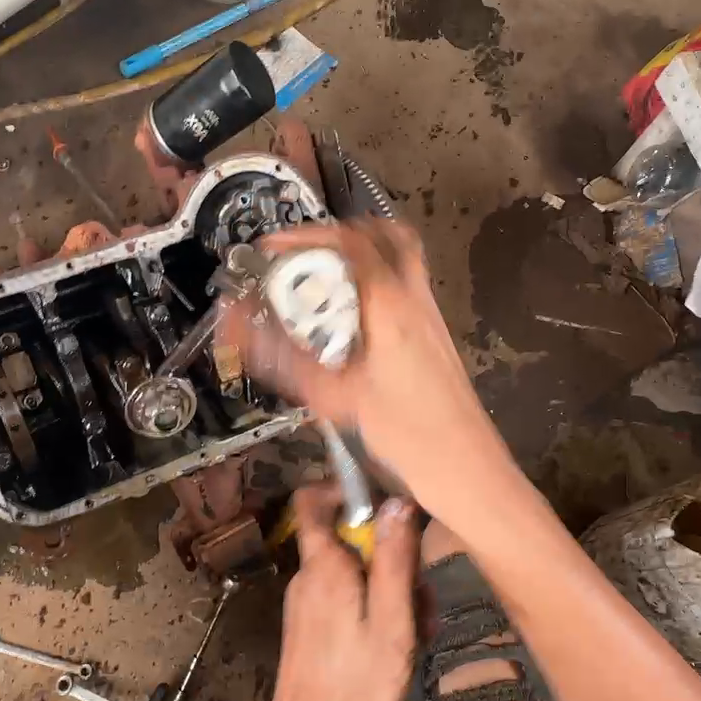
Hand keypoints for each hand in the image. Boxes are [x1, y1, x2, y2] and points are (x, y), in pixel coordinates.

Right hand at [224, 219, 516, 519]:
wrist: (465, 466)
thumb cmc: (403, 433)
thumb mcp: (333, 397)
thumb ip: (281, 356)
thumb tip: (235, 323)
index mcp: (389, 305)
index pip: (348, 241)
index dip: (305, 235)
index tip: (271, 247)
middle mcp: (415, 298)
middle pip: (382, 234)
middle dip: (337, 234)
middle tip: (303, 255)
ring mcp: (431, 314)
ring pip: (400, 256)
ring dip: (361, 254)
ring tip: (323, 279)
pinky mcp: (437, 333)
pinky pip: (407, 285)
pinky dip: (376, 281)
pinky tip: (351, 318)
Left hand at [250, 485, 419, 700]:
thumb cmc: (358, 690)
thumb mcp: (392, 624)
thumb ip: (394, 561)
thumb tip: (396, 503)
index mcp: (322, 568)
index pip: (312, 499)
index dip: (346, 489)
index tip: (388, 503)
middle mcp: (306, 577)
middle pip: (347, 539)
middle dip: (390, 556)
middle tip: (424, 598)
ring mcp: (305, 603)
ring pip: (352, 572)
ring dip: (390, 590)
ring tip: (418, 632)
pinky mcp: (309, 628)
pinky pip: (345, 599)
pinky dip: (375, 610)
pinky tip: (397, 647)